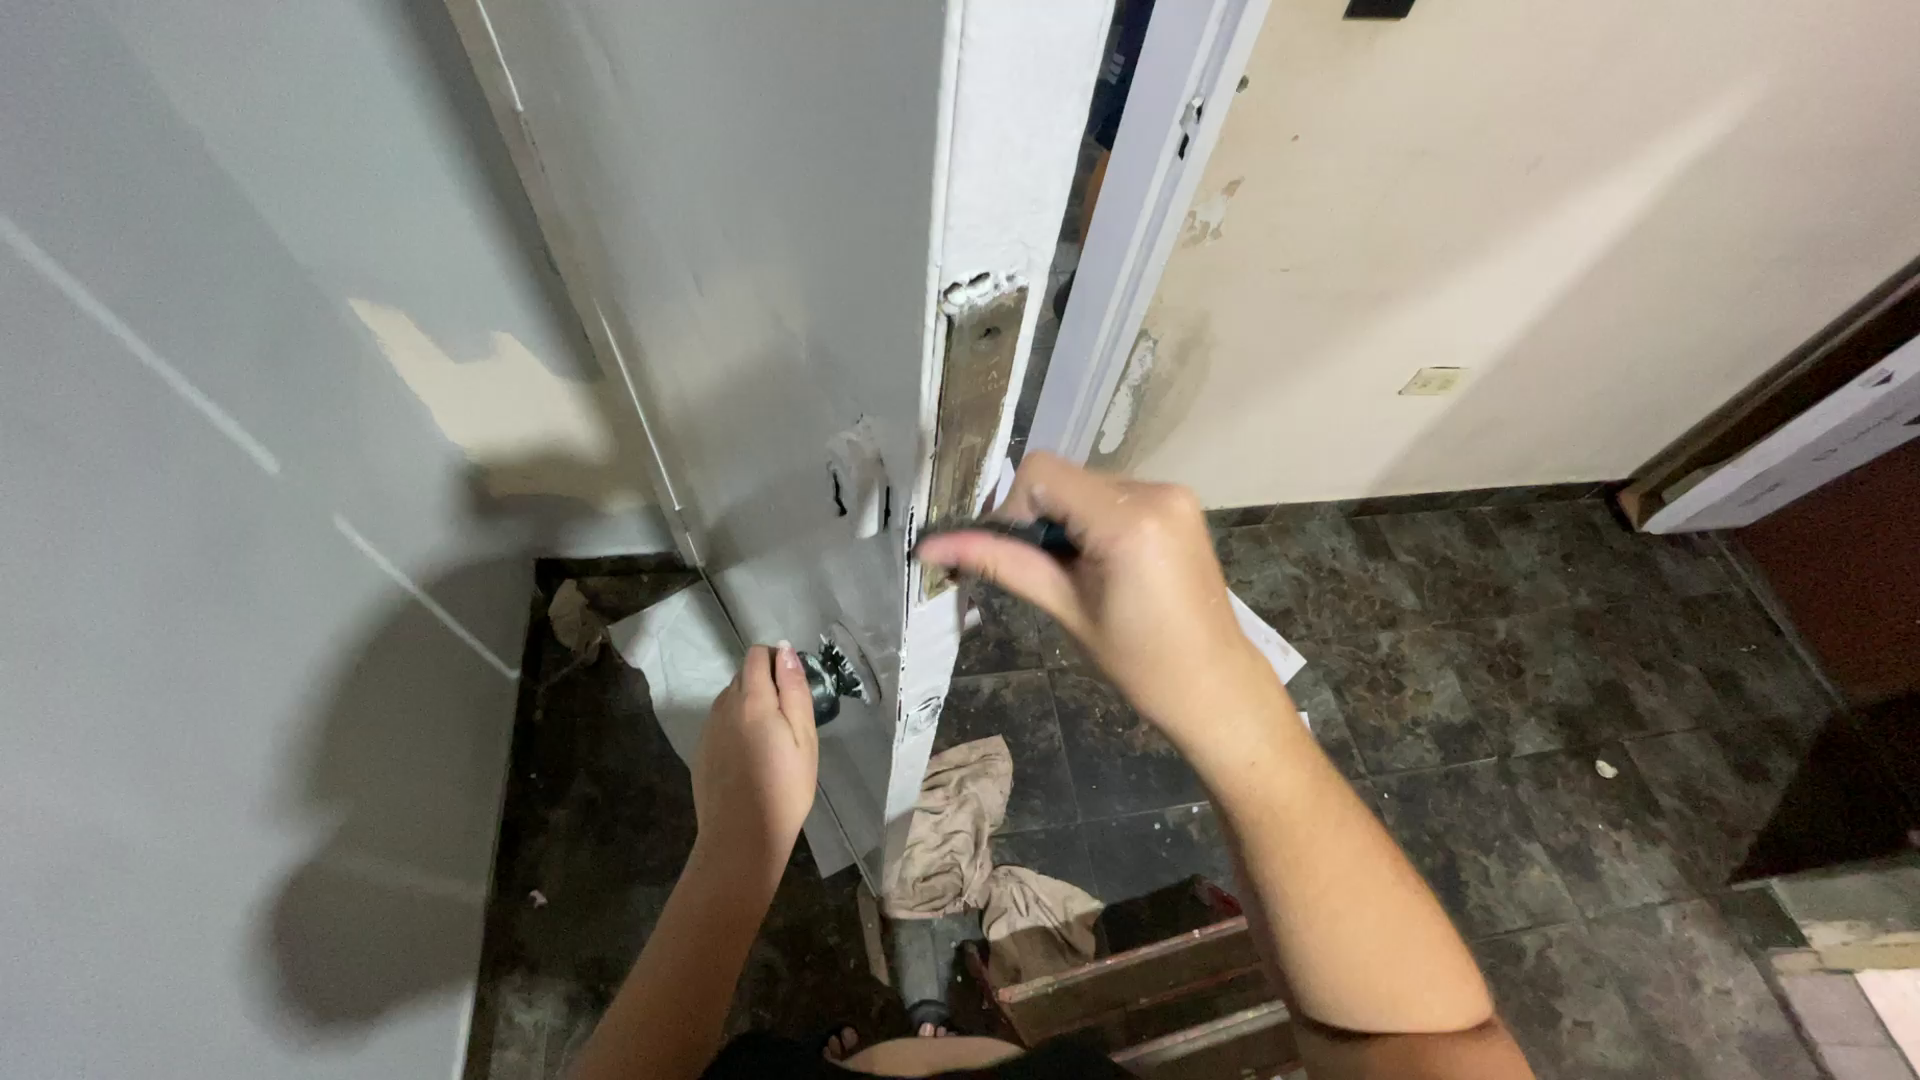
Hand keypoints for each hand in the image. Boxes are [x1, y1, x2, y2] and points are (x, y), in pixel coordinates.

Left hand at [690, 644, 819, 887]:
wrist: (741, 838)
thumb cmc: (785, 788)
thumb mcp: (804, 737)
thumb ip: (795, 690)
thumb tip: (786, 651)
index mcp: (752, 700)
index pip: (757, 656)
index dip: (777, 660)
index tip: (795, 684)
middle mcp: (724, 707)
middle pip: (743, 675)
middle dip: (766, 682)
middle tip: (789, 716)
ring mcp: (708, 729)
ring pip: (730, 698)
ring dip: (750, 703)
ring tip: (771, 737)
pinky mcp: (701, 750)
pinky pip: (721, 721)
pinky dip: (736, 725)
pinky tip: (750, 755)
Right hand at [917, 453, 1279, 749]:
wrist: (1214, 685)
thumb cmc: (1139, 663)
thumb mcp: (1065, 609)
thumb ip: (1000, 563)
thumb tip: (931, 546)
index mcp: (1129, 521)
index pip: (1041, 473)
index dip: (1012, 510)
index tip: (1018, 556)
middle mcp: (1156, 491)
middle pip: (1062, 477)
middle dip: (1039, 519)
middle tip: (1044, 572)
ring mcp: (1173, 493)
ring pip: (1085, 484)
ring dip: (1065, 520)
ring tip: (1078, 573)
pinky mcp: (1179, 503)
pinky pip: (1114, 493)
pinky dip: (1092, 519)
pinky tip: (1103, 563)